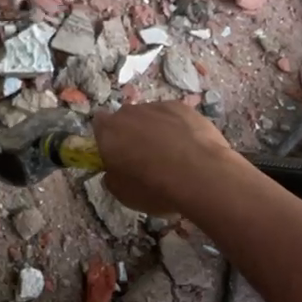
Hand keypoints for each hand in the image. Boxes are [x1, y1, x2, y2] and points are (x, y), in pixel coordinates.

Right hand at [93, 101, 246, 214]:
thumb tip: (113, 172)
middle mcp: (127, 113)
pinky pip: (175, 117)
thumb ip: (112, 177)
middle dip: (134, 134)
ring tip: (176, 158)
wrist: (201, 177)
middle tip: (148, 159)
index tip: (120, 156)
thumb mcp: (123, 194)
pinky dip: (180, 128)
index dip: (109, 139)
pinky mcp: (182, 108)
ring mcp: (155, 107)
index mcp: (108, 131)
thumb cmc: (155, 188)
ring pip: (152, 117)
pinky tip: (192, 149)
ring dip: (158, 131)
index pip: (99, 125)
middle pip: (126, 119)